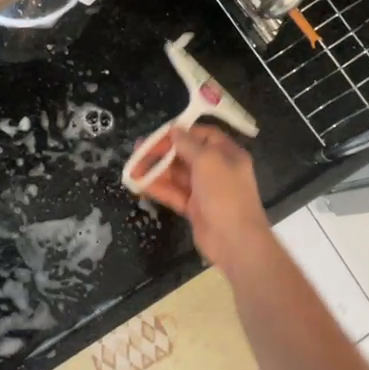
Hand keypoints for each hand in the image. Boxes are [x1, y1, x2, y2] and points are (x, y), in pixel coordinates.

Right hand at [136, 125, 275, 273]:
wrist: (235, 240)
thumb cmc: (224, 193)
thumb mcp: (208, 161)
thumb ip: (188, 144)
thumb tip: (174, 129)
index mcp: (227, 153)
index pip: (203, 135)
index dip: (181, 132)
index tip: (159, 134)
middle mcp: (217, 169)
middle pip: (186, 154)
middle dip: (162, 152)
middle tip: (138, 150)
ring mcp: (205, 190)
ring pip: (177, 175)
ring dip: (155, 170)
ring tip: (132, 168)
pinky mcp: (194, 208)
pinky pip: (174, 193)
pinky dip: (158, 188)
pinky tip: (139, 184)